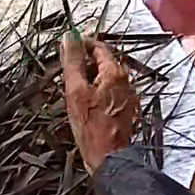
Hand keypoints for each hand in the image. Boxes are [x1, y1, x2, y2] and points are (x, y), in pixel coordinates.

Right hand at [61, 32, 137, 174]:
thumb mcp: (75, 91)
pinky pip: (110, 92)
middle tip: (66, 71)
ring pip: (106, 77)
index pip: (98, 46)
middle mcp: (126, 81)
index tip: (67, 47)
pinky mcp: (126, 109)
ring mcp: (128, 96)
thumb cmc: (91, 127)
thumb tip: (69, 37)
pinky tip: (85, 103)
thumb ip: (73, 62)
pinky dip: (97, 91)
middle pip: (104, 61)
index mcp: (115, 73)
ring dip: (90, 78)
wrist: (109, 158)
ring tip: (73, 89)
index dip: (82, 44)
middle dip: (85, 62)